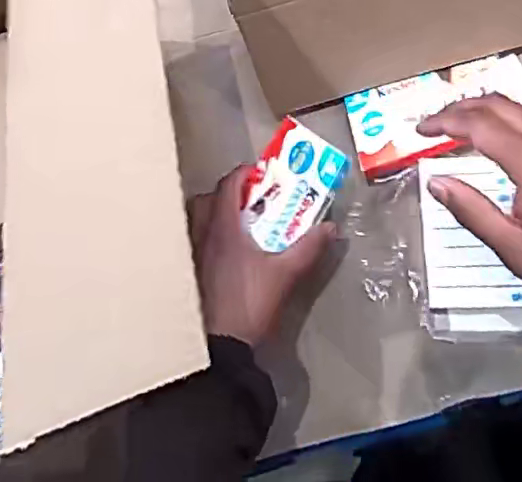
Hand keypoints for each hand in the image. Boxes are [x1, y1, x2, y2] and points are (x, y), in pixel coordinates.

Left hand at [186, 163, 337, 346]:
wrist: (220, 348)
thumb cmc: (250, 302)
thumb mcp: (286, 273)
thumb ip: (308, 247)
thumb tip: (331, 227)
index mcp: (224, 228)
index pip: (228, 185)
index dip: (243, 173)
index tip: (261, 174)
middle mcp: (203, 236)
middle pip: (205, 199)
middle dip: (225, 193)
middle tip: (248, 200)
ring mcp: (193, 257)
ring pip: (196, 221)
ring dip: (214, 214)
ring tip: (237, 224)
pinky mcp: (190, 276)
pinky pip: (195, 242)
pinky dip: (208, 237)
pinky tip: (226, 254)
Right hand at [417, 94, 521, 324]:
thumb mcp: (516, 251)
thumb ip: (473, 212)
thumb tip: (436, 182)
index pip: (481, 126)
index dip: (446, 122)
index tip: (419, 131)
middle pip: (500, 105)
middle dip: (461, 107)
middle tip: (433, 124)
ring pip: (519, 109)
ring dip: (484, 109)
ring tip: (455, 125)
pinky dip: (504, 119)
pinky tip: (492, 137)